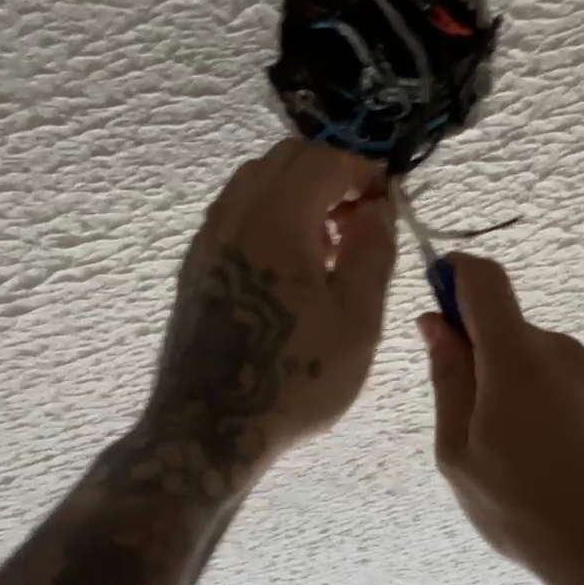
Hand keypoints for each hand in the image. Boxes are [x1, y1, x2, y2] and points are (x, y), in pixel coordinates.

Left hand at [148, 139, 396, 478]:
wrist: (209, 426)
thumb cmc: (295, 375)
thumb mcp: (357, 317)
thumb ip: (373, 249)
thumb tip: (377, 206)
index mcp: (277, 217)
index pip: (325, 160)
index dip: (363, 171)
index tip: (387, 200)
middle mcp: (235, 212)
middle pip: (286, 159)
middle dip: (331, 173)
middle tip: (361, 216)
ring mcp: (208, 237)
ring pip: (256, 181)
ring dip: (299, 191)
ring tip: (330, 241)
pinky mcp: (195, 263)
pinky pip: (236, 210)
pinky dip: (271, 212)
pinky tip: (292, 263)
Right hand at [418, 253, 583, 584]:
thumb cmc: (522, 508)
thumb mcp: (458, 452)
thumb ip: (447, 378)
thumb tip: (435, 324)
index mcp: (517, 358)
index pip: (485, 279)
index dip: (455, 273)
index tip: (436, 295)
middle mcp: (560, 350)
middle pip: (506, 323)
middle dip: (477, 350)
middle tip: (466, 419)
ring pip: (531, 354)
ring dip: (507, 379)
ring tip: (508, 449)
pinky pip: (558, 376)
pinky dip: (538, 396)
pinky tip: (542, 453)